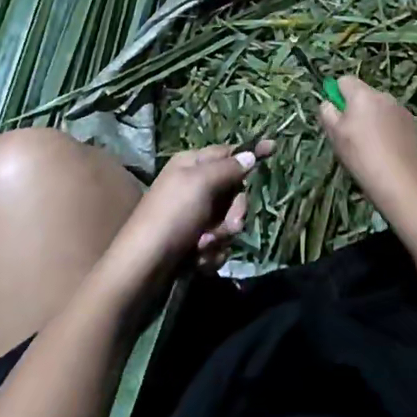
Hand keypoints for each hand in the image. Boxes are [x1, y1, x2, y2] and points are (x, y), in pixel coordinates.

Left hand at [99, 140, 271, 296]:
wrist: (144, 267)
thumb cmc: (171, 217)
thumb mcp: (200, 184)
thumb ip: (228, 168)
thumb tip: (250, 155)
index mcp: (191, 164)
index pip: (228, 153)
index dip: (250, 154)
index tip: (273, 149)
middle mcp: (193, 187)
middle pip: (234, 192)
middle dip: (233, 213)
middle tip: (227, 226)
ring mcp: (194, 216)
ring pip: (229, 222)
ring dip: (221, 237)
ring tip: (201, 246)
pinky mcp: (193, 242)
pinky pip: (219, 244)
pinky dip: (211, 254)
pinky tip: (197, 260)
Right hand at [318, 77, 416, 220]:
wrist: (403, 183)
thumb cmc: (362, 157)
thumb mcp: (335, 136)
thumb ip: (327, 113)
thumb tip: (329, 103)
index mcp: (363, 95)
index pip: (344, 80)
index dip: (337, 95)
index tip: (338, 116)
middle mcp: (385, 96)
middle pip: (365, 95)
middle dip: (357, 109)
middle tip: (353, 135)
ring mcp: (404, 111)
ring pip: (381, 109)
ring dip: (375, 119)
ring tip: (373, 147)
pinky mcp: (416, 126)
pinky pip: (396, 121)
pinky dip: (390, 130)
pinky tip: (390, 152)